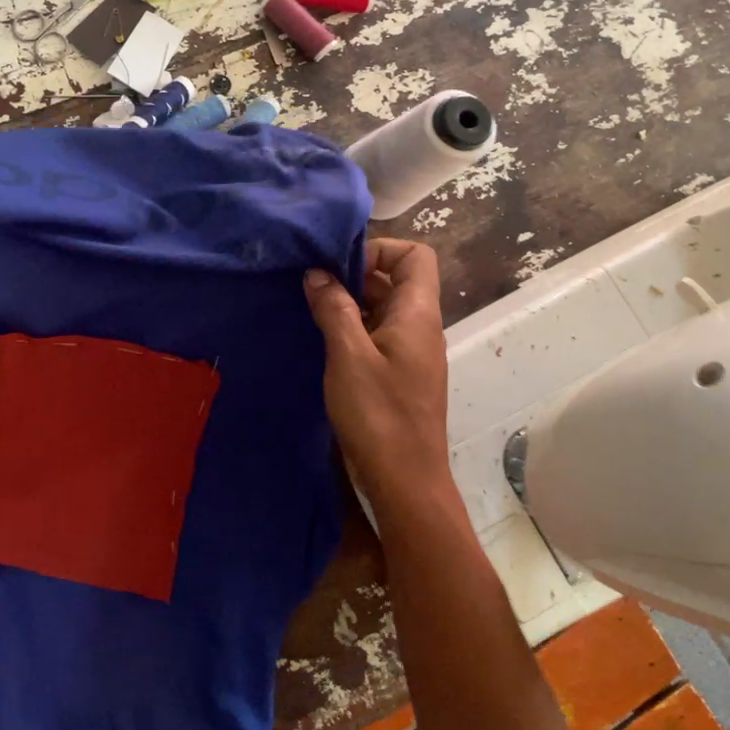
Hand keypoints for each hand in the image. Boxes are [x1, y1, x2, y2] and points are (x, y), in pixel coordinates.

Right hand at [303, 238, 449, 504]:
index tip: (339, 268)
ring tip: (310, 311)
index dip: (379, 250)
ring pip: (382, 308)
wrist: (404, 480)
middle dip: (353, 275)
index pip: (414, 255)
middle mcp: (420, 326)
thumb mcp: (348, 355)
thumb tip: (318, 273)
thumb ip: (334, 308)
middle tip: (313, 287)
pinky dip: (350, 328)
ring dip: (348, 303)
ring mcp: (410, 351)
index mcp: (418, 314)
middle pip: (395, 279)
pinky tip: (320, 340)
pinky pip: (376, 334)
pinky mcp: (397, 373)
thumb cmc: (378, 414)